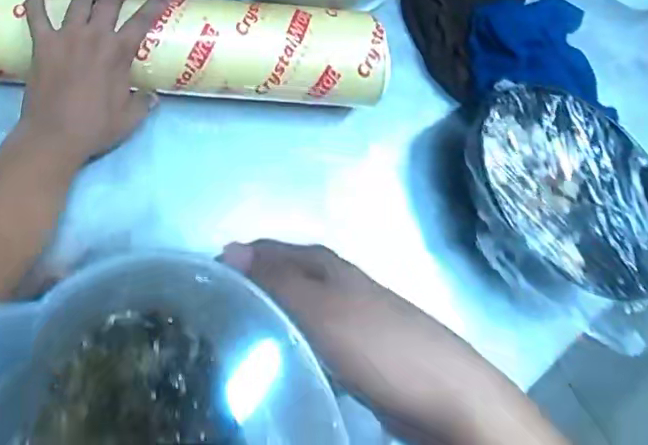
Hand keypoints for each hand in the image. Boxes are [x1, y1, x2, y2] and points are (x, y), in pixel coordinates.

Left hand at [11, 0, 166, 169]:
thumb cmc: (93, 128)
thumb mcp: (128, 118)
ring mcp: (66, 36)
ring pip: (79, 1)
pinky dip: (35, 2)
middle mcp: (94, 35)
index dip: (154, 5)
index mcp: (118, 51)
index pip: (142, 20)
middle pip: (110, 1)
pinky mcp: (43, 44)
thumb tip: (152, 96)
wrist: (53, 136)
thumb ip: (143, 103)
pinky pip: (37, 17)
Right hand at [222, 241, 564, 444]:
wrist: (449, 399)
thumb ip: (276, 280)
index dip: (234, 265)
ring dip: (267, 321)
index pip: (264, 251)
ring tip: (234, 346)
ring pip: (294, 310)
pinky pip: (309, 340)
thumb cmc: (378, 345)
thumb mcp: (320, 310)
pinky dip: (289, 346)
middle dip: (247, 293)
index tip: (199, 290)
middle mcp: (332, 281)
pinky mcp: (356, 352)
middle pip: (278, 278)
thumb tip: (227, 248)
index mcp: (321, 262)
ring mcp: (347, 316)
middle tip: (209, 323)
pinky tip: (276, 366)